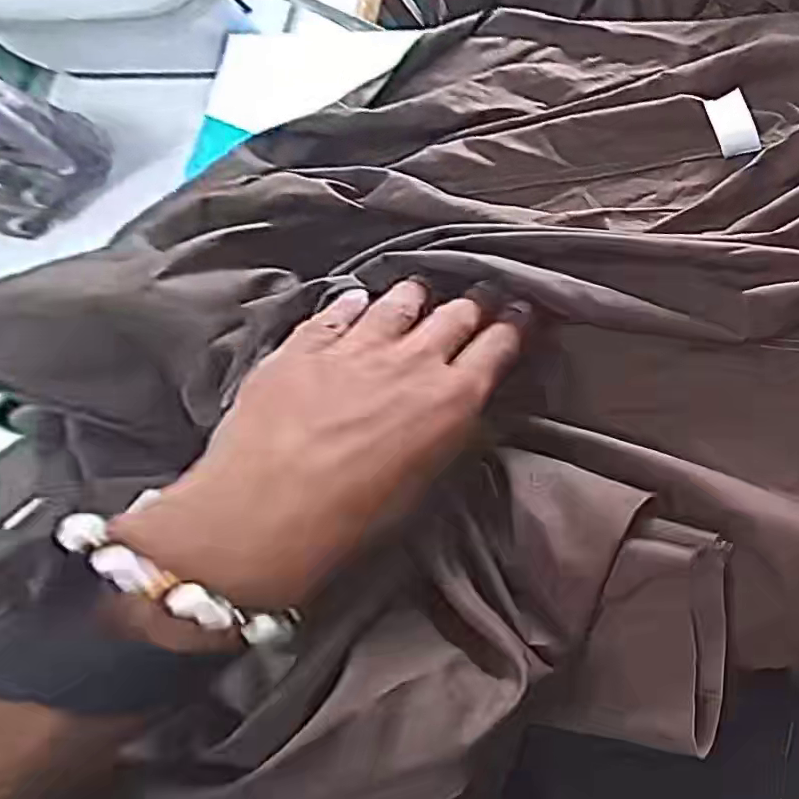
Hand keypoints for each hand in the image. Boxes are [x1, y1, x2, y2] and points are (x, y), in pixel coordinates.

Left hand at [110, 279, 527, 609]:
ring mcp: (357, 348)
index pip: (499, 344)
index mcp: (455, 395)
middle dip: (477, 301)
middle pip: (457, 315)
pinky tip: (358, 299)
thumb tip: (474, 410)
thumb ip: (459, 431)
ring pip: (400, 303)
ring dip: (418, 296)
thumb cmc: (366, 507)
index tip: (524, 308)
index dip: (517, 322)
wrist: (273, 506)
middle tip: (484, 295)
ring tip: (422, 292)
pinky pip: (338, 312)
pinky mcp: (305, 347)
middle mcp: (414, 361)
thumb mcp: (436, 473)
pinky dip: (354, 303)